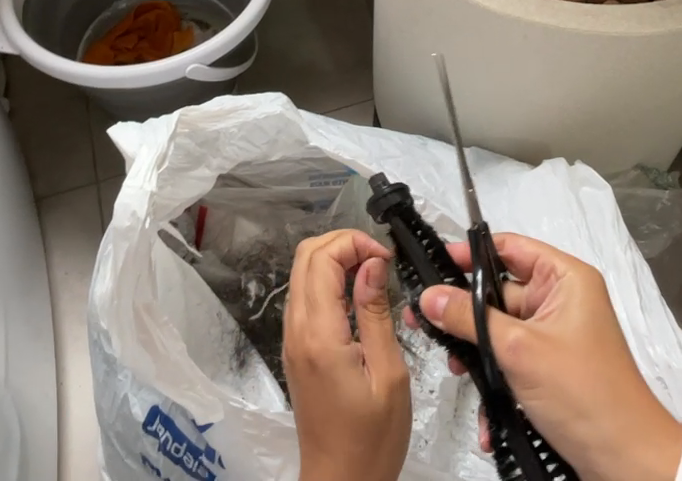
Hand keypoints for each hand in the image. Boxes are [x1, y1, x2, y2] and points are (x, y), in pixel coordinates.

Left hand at [283, 229, 411, 480]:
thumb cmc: (372, 438)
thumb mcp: (389, 374)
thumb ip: (376, 313)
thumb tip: (373, 263)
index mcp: (319, 334)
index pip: (322, 259)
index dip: (353, 243)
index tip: (385, 257)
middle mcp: (296, 329)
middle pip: (305, 256)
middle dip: (343, 244)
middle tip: (380, 259)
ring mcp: (292, 338)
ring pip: (302, 273)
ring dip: (335, 260)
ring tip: (373, 274)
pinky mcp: (296, 348)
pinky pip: (305, 296)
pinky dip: (328, 281)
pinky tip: (357, 296)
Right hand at [418, 234, 681, 480]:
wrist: (626, 462)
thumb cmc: (581, 392)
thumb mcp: (518, 349)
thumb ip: (468, 318)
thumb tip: (427, 296)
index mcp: (565, 279)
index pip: (510, 247)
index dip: (471, 254)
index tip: (435, 265)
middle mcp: (560, 300)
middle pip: (498, 291)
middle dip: (465, 313)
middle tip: (427, 323)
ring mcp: (554, 335)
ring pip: (499, 328)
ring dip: (476, 350)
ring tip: (455, 369)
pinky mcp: (548, 367)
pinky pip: (510, 359)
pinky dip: (494, 378)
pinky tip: (482, 408)